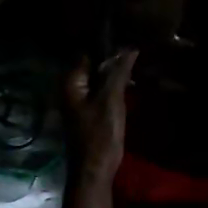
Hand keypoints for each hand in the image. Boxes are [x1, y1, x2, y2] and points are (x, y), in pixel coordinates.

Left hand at [62, 49, 137, 207]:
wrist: (94, 173)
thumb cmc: (100, 136)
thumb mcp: (111, 101)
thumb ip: (118, 73)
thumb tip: (129, 47)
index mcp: (71, 82)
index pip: (87, 51)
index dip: (107, 44)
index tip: (128, 34)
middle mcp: (71, 88)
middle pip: (92, 64)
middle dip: (112, 57)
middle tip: (136, 46)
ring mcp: (79, 101)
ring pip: (98, 78)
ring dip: (114, 71)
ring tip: (137, 61)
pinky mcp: (89, 112)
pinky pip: (101, 90)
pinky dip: (113, 85)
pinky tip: (131, 81)